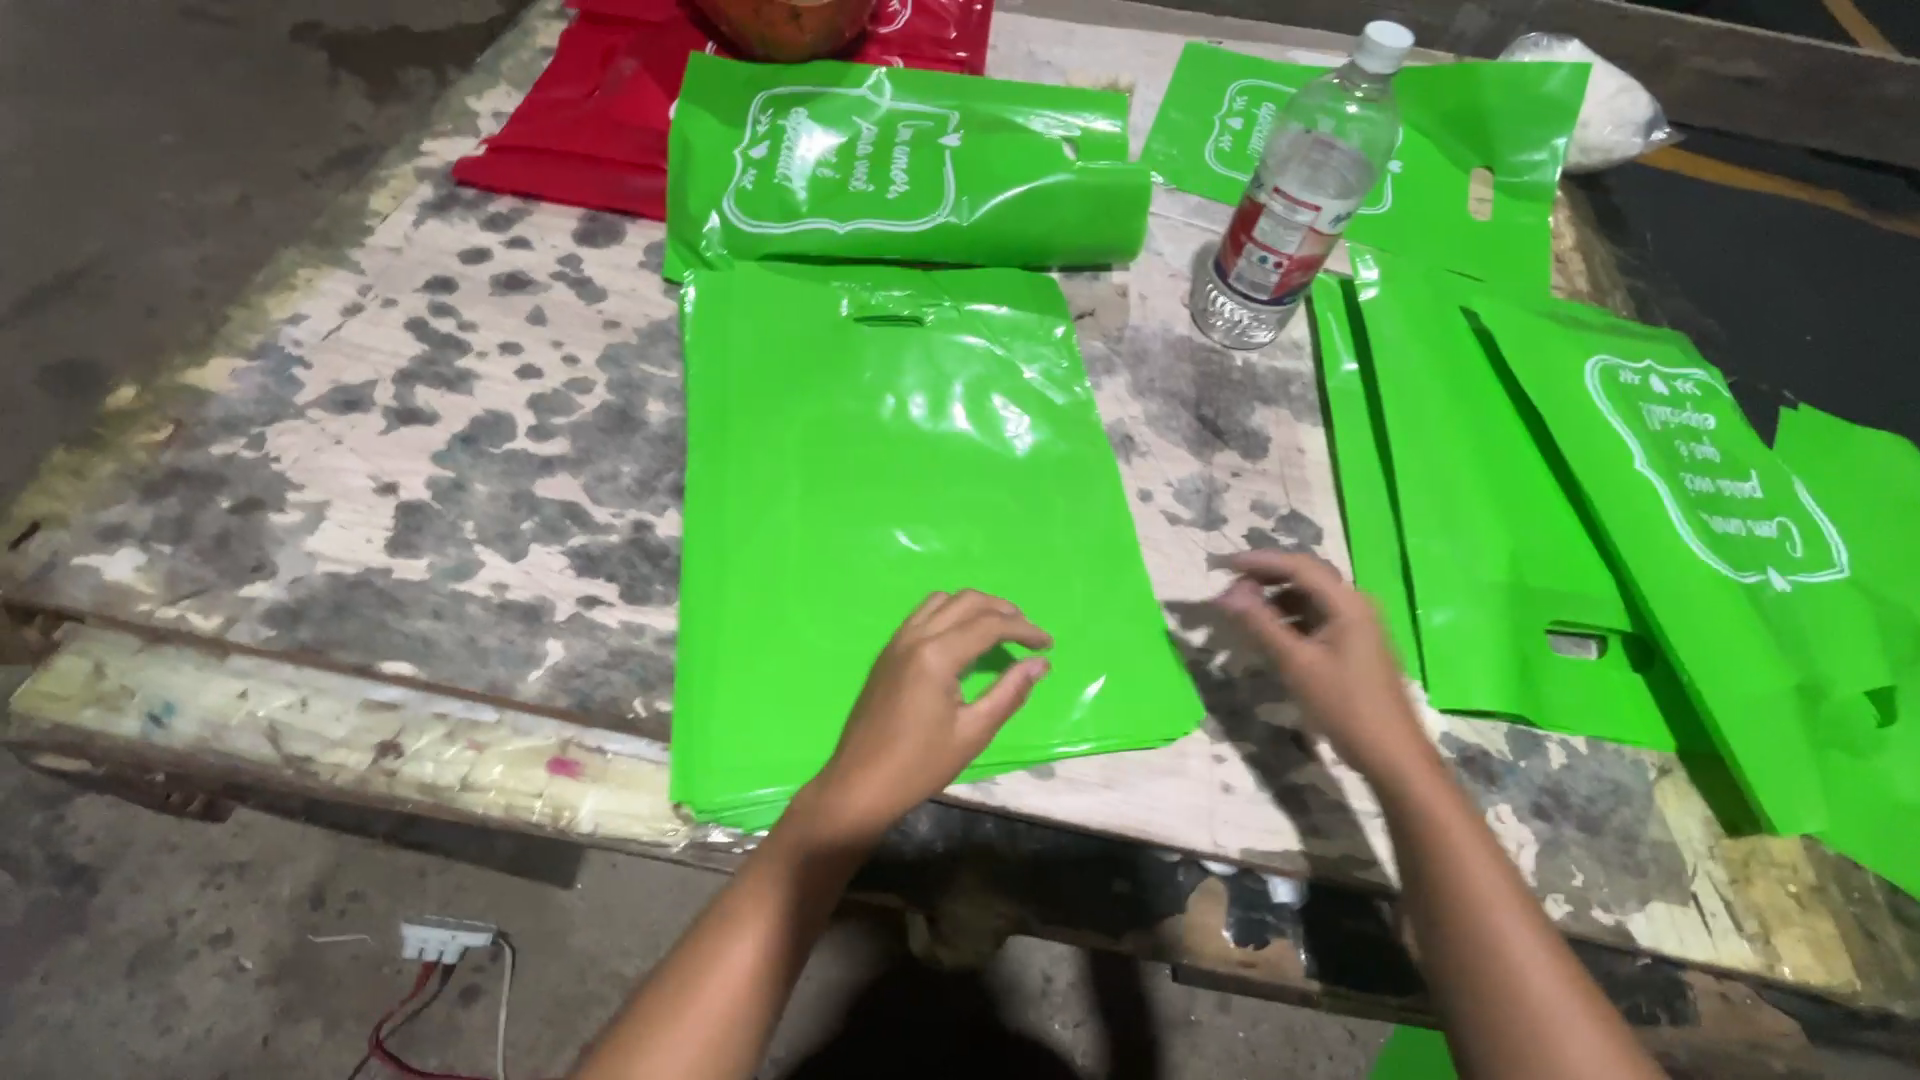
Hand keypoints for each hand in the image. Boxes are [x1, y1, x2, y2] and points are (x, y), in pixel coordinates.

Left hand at [800, 590, 1052, 843]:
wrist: (860, 784)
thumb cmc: (920, 764)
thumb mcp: (974, 732)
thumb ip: (1010, 692)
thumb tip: (1040, 663)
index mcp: (936, 655)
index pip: (989, 625)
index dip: (1024, 630)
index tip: (1048, 645)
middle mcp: (914, 637)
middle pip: (967, 601)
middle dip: (1003, 610)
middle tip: (1028, 634)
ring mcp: (896, 642)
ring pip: (942, 601)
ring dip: (975, 607)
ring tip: (999, 631)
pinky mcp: (887, 653)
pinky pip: (923, 615)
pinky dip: (950, 615)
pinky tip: (963, 641)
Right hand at [1212, 551, 1431, 781]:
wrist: (1390, 752)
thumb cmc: (1344, 705)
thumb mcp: (1295, 663)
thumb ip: (1260, 624)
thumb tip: (1226, 595)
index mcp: (1347, 603)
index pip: (1297, 566)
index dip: (1257, 561)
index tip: (1221, 565)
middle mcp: (1354, 604)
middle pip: (1304, 576)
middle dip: (1263, 579)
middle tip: (1227, 591)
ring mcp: (1356, 624)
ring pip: (1307, 598)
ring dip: (1273, 600)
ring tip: (1241, 613)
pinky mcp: (1352, 643)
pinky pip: (1314, 618)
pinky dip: (1287, 619)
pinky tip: (1266, 634)